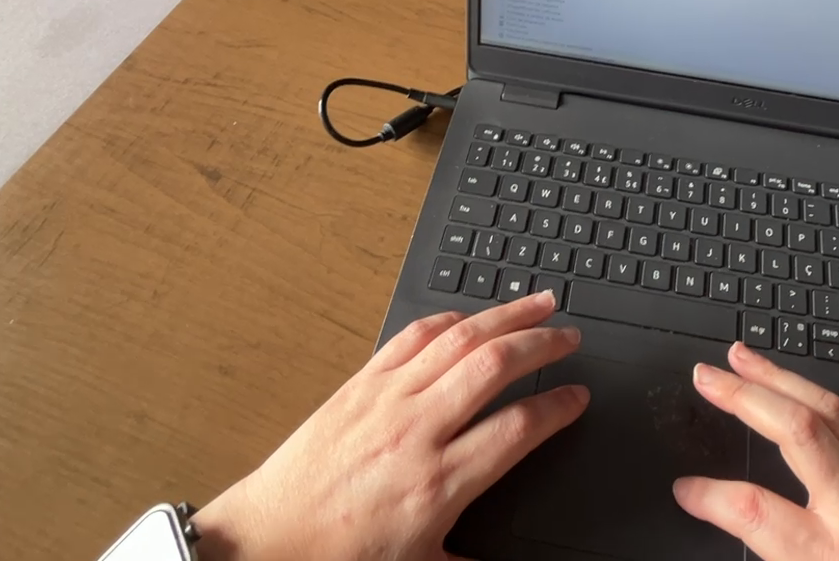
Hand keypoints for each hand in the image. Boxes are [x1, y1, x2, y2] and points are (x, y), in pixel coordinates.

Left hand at [192, 291, 587, 560]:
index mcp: (438, 484)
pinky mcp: (361, 383)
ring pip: (460, 338)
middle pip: (496, 366)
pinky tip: (468, 316)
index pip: (517, 428)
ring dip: (505, 315)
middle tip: (570, 335)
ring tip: (538, 303)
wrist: (261, 546)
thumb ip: (470, 559)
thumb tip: (508, 558)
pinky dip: (448, 320)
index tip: (577, 395)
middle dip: (541, 343)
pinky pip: (413, 336)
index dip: (557, 406)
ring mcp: (388, 398)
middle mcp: (418, 430)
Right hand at [674, 334, 838, 560]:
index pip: (756, 511)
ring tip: (745, 355)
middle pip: (795, 431)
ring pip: (831, 410)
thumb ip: (785, 559)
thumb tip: (743, 528)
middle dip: (743, 396)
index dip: (710, 496)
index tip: (686, 488)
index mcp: (836, 556)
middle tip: (704, 376)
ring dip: (782, 377)